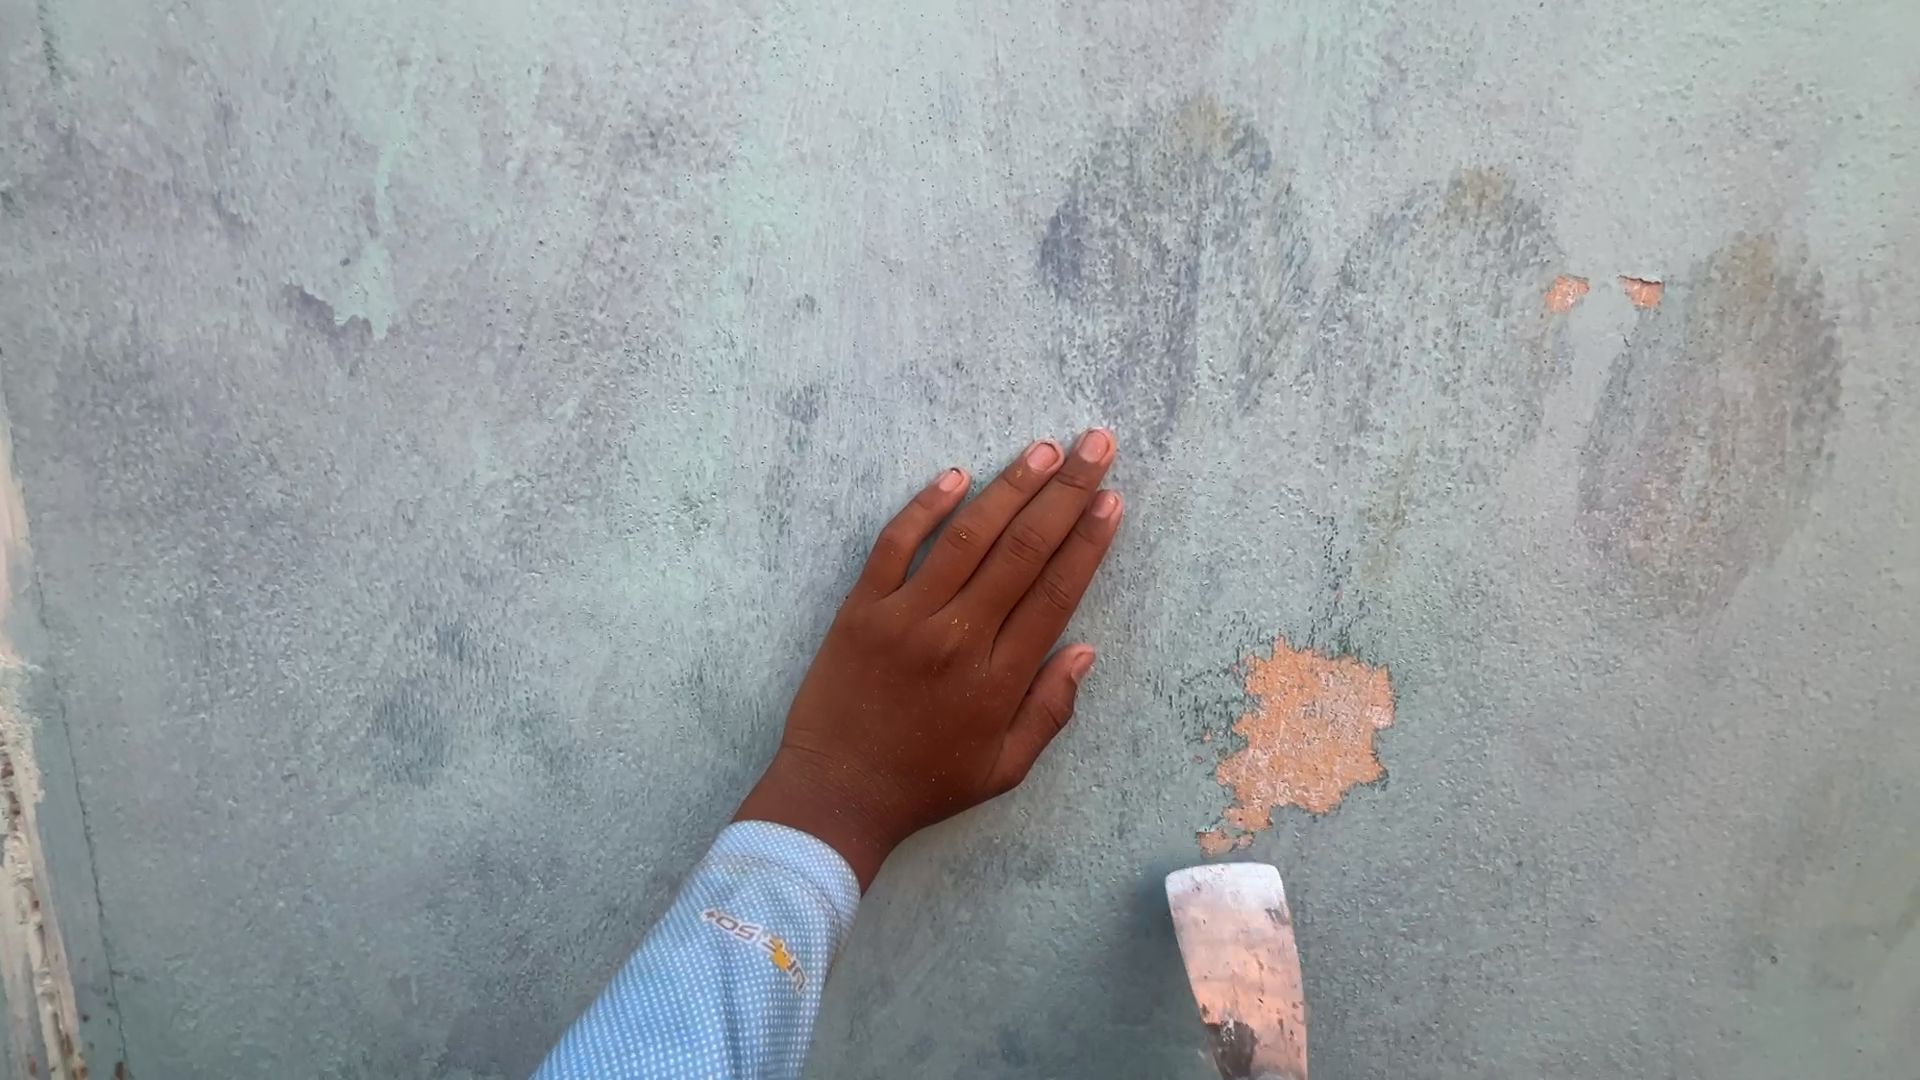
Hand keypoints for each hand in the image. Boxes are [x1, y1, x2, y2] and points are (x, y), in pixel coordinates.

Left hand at [736, 430, 1123, 886]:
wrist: (834, 793)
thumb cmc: (924, 784)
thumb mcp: (1005, 769)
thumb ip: (1051, 710)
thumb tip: (1086, 649)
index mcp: (999, 679)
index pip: (1056, 593)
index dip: (1087, 541)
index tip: (1111, 498)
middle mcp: (958, 638)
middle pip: (1022, 552)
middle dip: (1066, 494)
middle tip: (1096, 445)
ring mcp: (905, 617)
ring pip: (966, 538)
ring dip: (1009, 488)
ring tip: (1044, 450)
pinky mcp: (861, 609)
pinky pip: (894, 545)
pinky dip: (924, 507)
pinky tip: (956, 475)